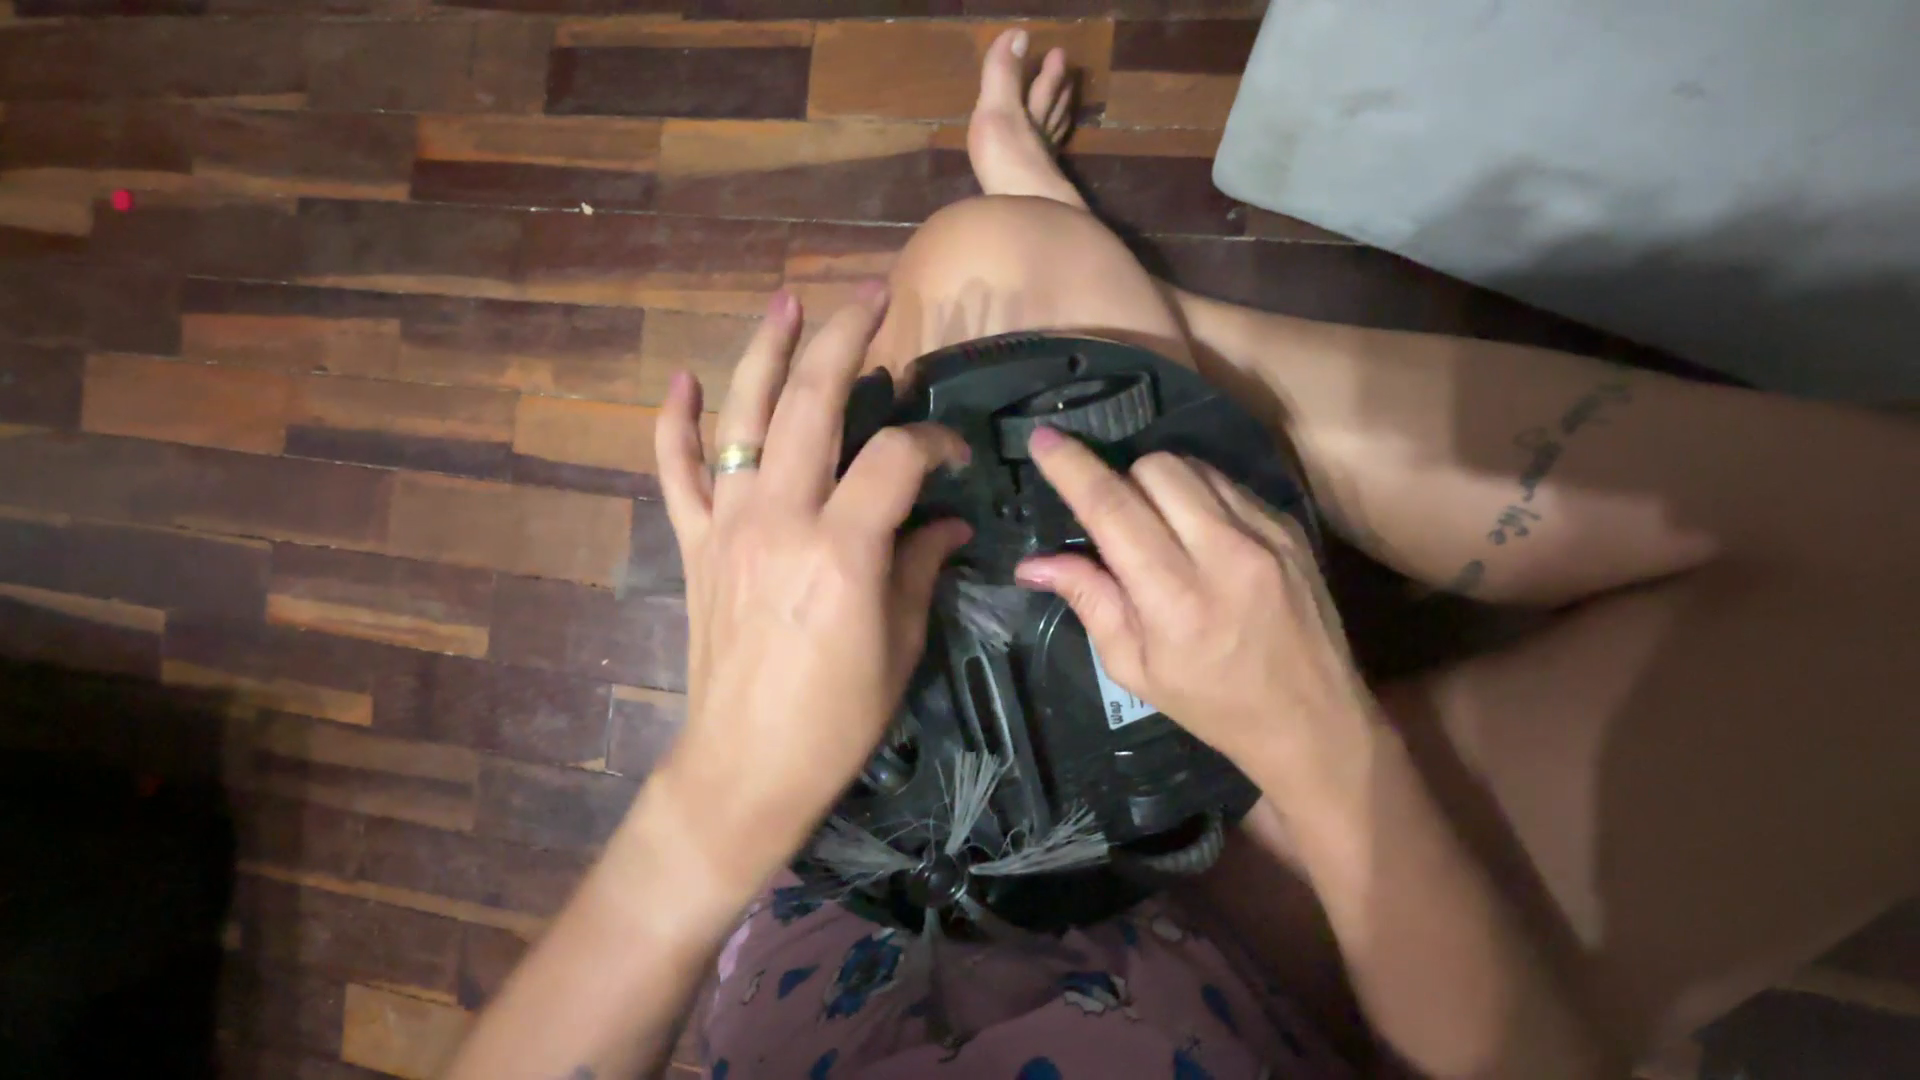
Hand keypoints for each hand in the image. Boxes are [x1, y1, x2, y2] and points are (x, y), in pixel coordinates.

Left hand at [650, 284, 970, 886]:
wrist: (746, 766)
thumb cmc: (838, 717)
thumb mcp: (901, 643)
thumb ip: (922, 566)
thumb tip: (946, 523)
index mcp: (842, 550)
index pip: (895, 457)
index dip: (933, 442)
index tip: (953, 456)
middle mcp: (779, 520)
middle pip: (811, 404)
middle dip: (846, 339)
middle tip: (873, 297)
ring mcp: (728, 528)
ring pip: (741, 419)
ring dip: (765, 353)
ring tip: (788, 302)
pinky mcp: (695, 547)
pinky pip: (676, 474)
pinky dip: (676, 425)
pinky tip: (686, 381)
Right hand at [1014, 428, 1372, 777]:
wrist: (1313, 719)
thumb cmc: (1211, 703)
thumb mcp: (1133, 667)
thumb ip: (1089, 600)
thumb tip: (1032, 564)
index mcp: (1175, 598)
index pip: (1113, 509)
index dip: (1072, 468)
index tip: (1044, 439)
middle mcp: (1223, 553)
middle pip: (1155, 468)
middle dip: (1122, 479)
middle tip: (1117, 521)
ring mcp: (1265, 534)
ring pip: (1192, 466)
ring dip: (1160, 483)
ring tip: (1158, 525)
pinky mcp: (1290, 528)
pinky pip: (1228, 483)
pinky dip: (1199, 495)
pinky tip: (1200, 534)